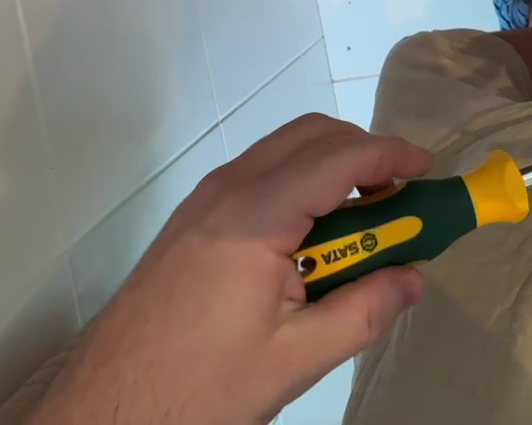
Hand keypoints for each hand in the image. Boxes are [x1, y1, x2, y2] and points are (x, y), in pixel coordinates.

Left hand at [30, 115, 433, 424]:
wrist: (102, 411)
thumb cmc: (198, 388)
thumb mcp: (292, 361)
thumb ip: (363, 311)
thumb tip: (413, 277)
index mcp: (255, 216)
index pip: (338, 157)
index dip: (390, 153)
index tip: (428, 168)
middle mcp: (229, 188)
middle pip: (312, 134)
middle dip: (364, 152)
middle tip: (397, 198)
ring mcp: (207, 196)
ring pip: (286, 146)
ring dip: (332, 164)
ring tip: (361, 221)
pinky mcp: (196, 214)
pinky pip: (263, 170)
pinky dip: (302, 179)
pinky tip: (312, 235)